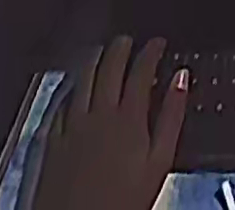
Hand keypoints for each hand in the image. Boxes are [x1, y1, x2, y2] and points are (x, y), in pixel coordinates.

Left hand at [33, 37, 188, 209]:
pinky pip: (61, 101)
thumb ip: (172, 116)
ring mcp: (73, 124)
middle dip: (121, 47)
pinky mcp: (52, 140)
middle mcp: (100, 112)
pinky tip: (74, 86)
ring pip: (83, 76)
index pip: (141, 69)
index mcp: (129, 117)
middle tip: (129, 41)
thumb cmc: (123, 203)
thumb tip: (182, 77)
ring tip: (102, 51)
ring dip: (95, 59)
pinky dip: (71, 86)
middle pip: (110, 66)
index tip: (158, 43)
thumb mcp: (159, 163)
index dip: (151, 50)